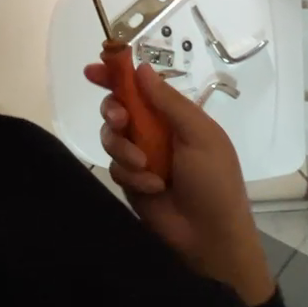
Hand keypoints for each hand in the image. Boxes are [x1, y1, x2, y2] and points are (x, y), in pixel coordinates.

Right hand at [87, 60, 275, 305]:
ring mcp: (140, 156)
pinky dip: (130, 175)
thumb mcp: (199, 135)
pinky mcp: (130, 180)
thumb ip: (168, 102)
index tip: (93, 70)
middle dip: (114, 111)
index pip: (141, 87)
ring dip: (124, 148)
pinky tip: (152, 187)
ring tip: (143, 165)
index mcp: (175, 116)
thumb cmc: (214, 181)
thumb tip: (141, 68)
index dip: (116, 75)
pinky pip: (115, 166)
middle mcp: (154, 132)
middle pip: (118, 107)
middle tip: (120, 121)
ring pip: (111, 136)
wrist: (210, 238)